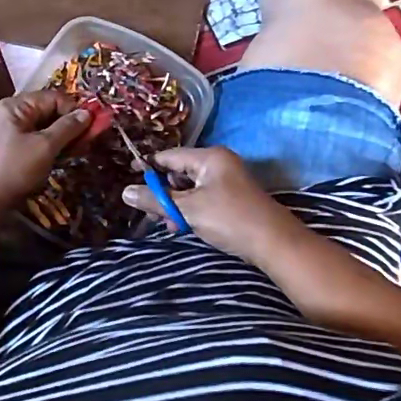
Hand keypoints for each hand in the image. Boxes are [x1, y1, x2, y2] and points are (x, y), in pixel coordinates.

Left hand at [0, 90, 90, 207]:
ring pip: (45, 126)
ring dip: (64, 136)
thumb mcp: (45, 146)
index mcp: (16, 106)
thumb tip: (88, 113)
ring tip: (79, 149)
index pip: (53, 97)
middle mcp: (12, 113)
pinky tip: (65, 155)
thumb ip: (68, 127)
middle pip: (49, 110)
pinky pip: (38, 138)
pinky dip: (53, 145)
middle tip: (88, 141)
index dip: (73, 110)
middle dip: (70, 124)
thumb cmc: (16, 168)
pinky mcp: (13, 146)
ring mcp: (11, 130)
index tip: (91, 127)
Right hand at [121, 146, 296, 263]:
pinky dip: (189, 210)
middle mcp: (218, 164)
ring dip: (174, 204)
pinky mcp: (232, 198)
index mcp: (209, 158)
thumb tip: (125, 192)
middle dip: (161, 192)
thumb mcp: (187, 209)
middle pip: (178, 172)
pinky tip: (181, 226)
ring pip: (189, 188)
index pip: (169, 156)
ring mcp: (227, 181)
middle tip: (147, 210)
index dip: (147, 165)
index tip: (128, 174)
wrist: (274, 244)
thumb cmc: (229, 219)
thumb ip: (155, 200)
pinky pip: (201, 198)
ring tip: (165, 223)